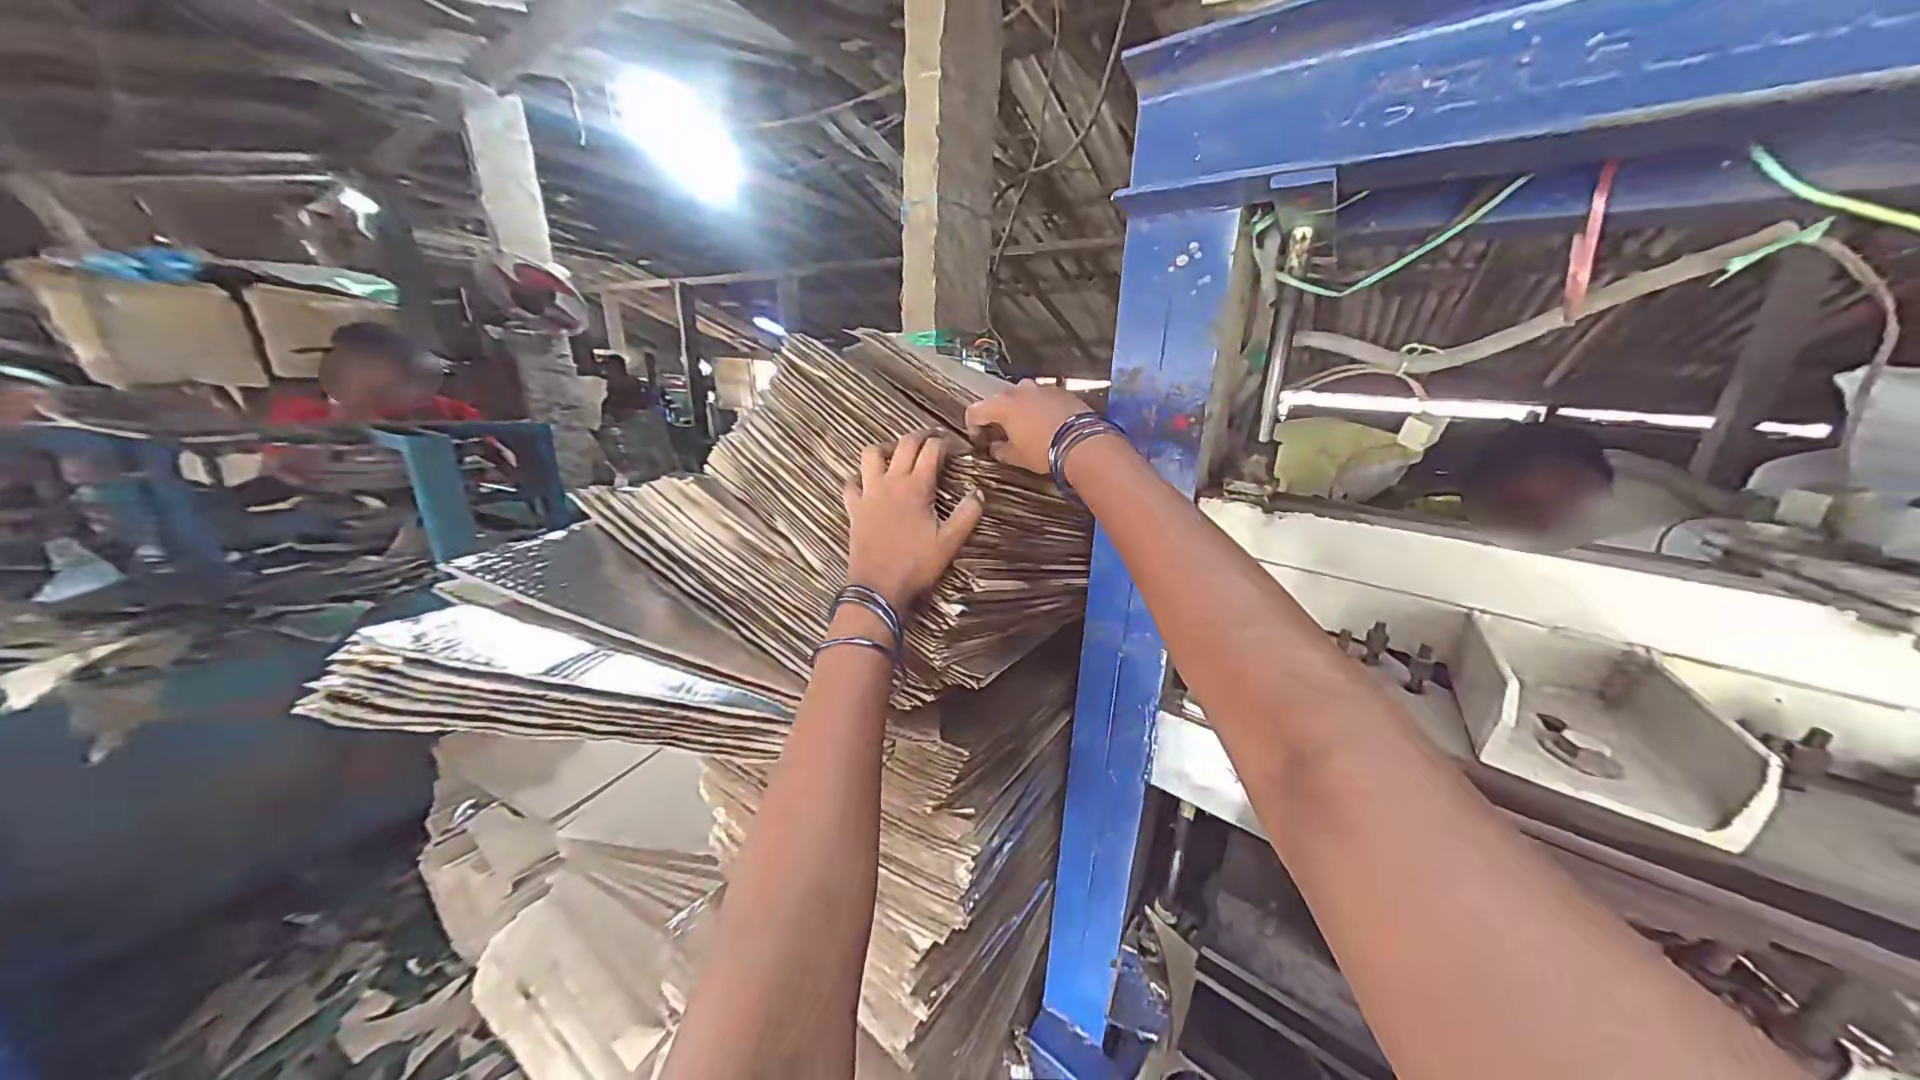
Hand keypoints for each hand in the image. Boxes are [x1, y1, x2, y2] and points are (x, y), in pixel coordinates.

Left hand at [843, 431, 985, 607]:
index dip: (943, 442)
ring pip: (871, 454)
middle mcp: (891, 482)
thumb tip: (979, 492)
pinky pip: (851, 482)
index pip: (931, 451)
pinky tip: (867, 481)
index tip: (951, 444)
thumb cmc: (916, 564)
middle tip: (930, 439)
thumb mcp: (950, 542)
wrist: (878, 586)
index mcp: (916, 487)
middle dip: (919, 437)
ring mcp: (869, 493)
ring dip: (886, 448)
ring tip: (896, 453)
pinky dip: (859, 476)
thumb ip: (967, 514)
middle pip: (904, 445)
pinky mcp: (854, 507)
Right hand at [963, 380, 1094, 474]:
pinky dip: (1039, 408)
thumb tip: (995, 447)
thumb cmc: (1043, 451)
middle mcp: (1018, 390)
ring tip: (1027, 428)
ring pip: (1022, 396)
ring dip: (1020, 410)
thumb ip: (999, 450)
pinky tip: (1047, 424)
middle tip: (1003, 435)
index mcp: (1001, 404)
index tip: (980, 440)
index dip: (973, 427)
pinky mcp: (1060, 390)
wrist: (1083, 443)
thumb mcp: (1016, 457)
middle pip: (999, 401)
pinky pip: (1042, 397)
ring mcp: (1041, 387)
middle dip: (998, 417)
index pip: (974, 411)